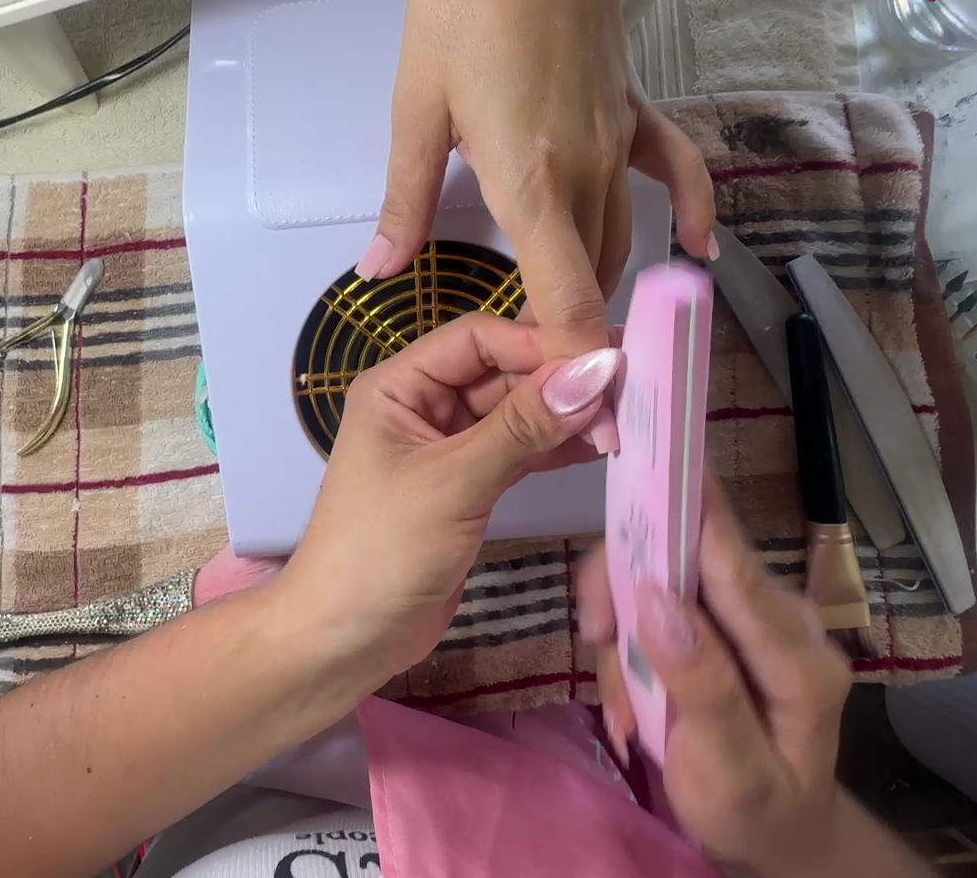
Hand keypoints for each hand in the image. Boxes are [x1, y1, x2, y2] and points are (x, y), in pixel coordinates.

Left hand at [281, 313, 619, 680]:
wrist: (347, 637)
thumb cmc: (383, 550)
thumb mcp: (453, 482)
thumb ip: (522, 427)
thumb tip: (595, 371)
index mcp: (399, 385)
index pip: (477, 339)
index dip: (538, 343)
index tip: (604, 359)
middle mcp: (422, 404)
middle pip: (500, 372)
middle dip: (558, 382)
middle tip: (629, 393)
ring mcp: (446, 445)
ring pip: (514, 412)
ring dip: (563, 416)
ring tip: (626, 419)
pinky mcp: (468, 483)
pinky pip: (517, 450)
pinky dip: (554, 448)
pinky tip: (599, 447)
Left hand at [363, 0, 716, 359]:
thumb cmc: (463, 5)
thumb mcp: (417, 108)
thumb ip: (405, 198)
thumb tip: (380, 269)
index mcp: (531, 181)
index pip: (565, 295)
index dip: (572, 358)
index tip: (572, 408)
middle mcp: (589, 172)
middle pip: (591, 277)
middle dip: (573, 332)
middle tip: (547, 379)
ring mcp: (621, 139)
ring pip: (619, 239)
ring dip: (598, 288)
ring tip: (577, 335)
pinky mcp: (635, 108)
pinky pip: (677, 170)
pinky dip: (688, 213)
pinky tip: (694, 251)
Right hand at [579, 479, 854, 873]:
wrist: (771, 836)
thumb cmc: (754, 813)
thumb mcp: (729, 772)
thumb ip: (701, 685)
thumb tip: (656, 596)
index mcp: (797, 656)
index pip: (735, 565)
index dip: (693, 509)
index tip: (653, 464)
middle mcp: (778, 617)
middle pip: (684, 558)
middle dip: (624, 590)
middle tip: (594, 637)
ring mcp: (745, 613)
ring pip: (657, 573)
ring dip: (620, 625)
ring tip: (621, 697)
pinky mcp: (717, 617)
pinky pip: (652, 595)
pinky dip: (624, 634)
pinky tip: (628, 687)